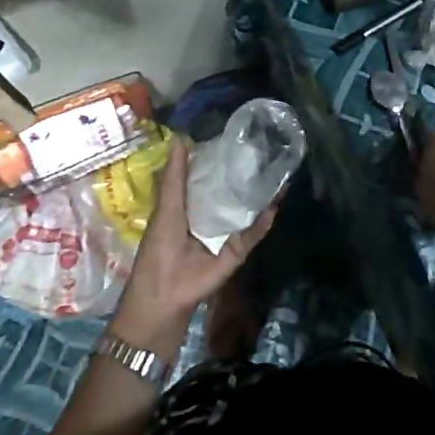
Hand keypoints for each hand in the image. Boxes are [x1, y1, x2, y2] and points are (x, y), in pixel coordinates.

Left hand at [112, 142, 275, 351]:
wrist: (163, 297)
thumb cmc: (159, 249)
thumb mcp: (167, 208)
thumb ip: (174, 178)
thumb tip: (179, 140)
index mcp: (187, 206)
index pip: (204, 177)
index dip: (216, 159)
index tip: (231, 137)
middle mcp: (208, 218)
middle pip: (228, 193)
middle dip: (242, 176)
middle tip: (261, 151)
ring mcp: (225, 236)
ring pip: (244, 211)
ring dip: (259, 195)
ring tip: (276, 173)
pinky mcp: (235, 253)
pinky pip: (251, 235)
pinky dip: (263, 221)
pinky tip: (274, 203)